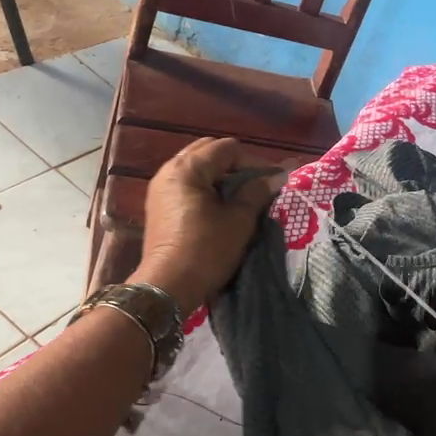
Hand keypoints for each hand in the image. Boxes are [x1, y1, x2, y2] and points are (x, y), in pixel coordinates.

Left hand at [131, 138, 288, 312]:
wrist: (168, 287)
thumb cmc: (207, 250)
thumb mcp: (239, 220)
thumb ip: (257, 192)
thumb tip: (277, 176)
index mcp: (188, 168)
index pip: (227, 148)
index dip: (254, 162)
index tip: (271, 181)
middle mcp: (169, 170)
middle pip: (208, 151)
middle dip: (235, 164)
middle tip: (256, 184)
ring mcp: (160, 188)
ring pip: (196, 167)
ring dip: (220, 176)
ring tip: (240, 195)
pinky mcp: (158, 205)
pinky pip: (186, 184)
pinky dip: (205, 187)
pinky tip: (220, 205)